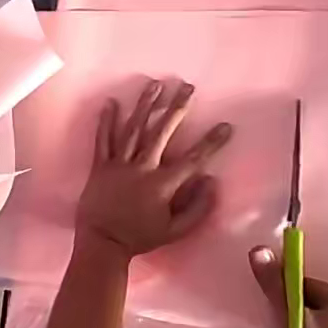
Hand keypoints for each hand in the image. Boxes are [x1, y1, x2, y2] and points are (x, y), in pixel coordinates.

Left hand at [75, 79, 232, 258]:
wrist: (102, 243)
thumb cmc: (139, 238)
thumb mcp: (175, 231)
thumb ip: (198, 208)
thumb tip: (213, 182)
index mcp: (162, 184)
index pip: (193, 159)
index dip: (211, 142)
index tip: (226, 125)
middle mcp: (142, 168)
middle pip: (162, 132)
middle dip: (176, 108)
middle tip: (187, 87)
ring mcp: (119, 164)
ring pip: (134, 129)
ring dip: (145, 105)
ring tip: (155, 84)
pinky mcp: (101, 166)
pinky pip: (103, 139)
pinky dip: (106, 121)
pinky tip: (111, 102)